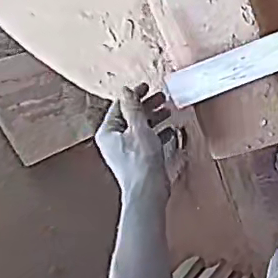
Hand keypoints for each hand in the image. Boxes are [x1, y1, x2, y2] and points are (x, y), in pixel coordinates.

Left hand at [95, 85, 175, 205]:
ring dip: (154, 118)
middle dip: (147, 106)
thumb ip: (133, 108)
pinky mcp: (138, 158)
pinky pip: (146, 140)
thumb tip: (126, 90)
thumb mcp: (139, 129)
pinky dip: (157, 133)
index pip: (120, 106)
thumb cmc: (141, 163)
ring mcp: (125, 150)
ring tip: (167, 111)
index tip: (147, 87)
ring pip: (140, 128)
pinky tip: (169, 130)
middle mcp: (113, 141)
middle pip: (130, 116)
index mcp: (108, 132)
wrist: (147, 190)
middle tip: (161, 98)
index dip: (134, 95)